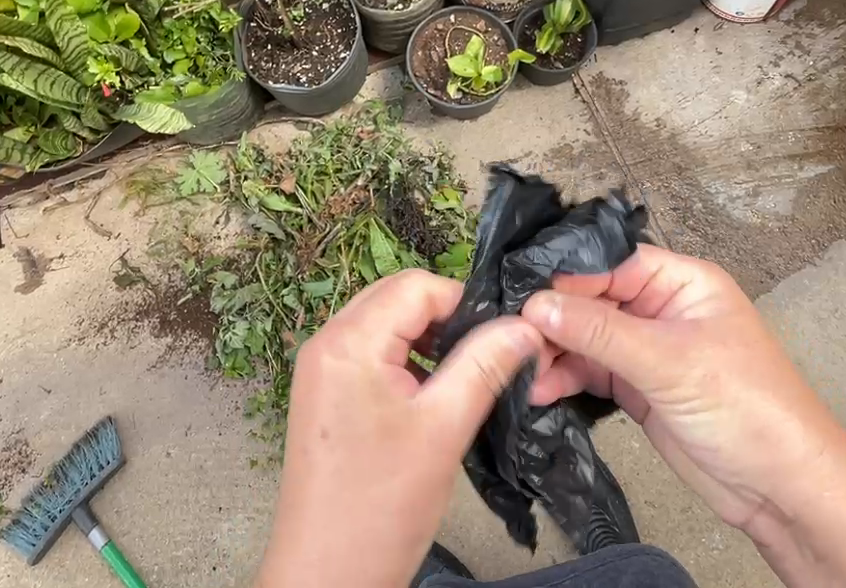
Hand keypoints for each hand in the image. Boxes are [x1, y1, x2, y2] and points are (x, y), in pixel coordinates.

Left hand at [256, 270, 542, 587]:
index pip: (414, 286)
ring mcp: (320, 367)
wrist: (324, 577)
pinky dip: (404, 358)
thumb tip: (525, 324)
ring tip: (462, 375)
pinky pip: (370, 351)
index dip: (462, 301)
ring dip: (426, 337)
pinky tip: (430, 392)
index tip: (500, 335)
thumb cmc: (382, 505)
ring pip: (383, 322)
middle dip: (444, 316)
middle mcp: (326, 341)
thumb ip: (484, 366)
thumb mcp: (444, 429)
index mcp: (348, 340)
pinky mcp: (323, 391)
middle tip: (485, 353)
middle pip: (395, 297)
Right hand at [521, 245, 845, 535]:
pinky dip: (564, 377)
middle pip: (591, 298)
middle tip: (515, 336)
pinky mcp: (636, 386)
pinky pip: (589, 370)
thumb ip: (599, 332)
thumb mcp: (670, 362)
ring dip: (553, 351)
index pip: (610, 262)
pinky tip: (539, 389)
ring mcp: (646, 348)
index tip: (526, 295)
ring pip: (584, 336)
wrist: (785, 494)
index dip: (568, 276)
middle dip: (554, 317)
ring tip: (522, 368)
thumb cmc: (751, 411)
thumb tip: (537, 305)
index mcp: (681, 282)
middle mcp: (660, 308)